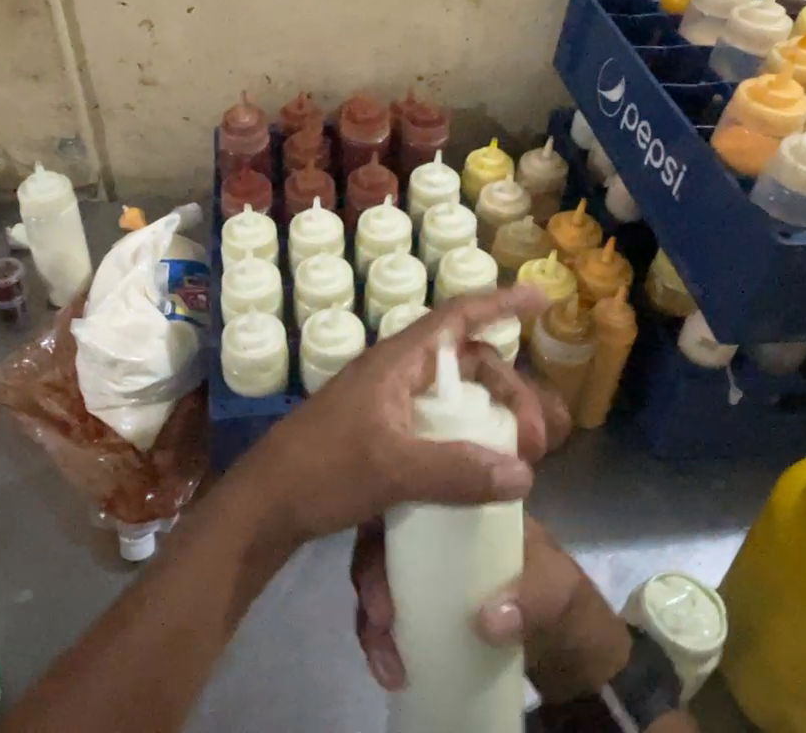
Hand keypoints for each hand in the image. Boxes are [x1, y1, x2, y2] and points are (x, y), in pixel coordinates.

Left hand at [231, 287, 552, 549]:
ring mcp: (389, 406)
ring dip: (492, 417)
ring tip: (520, 459)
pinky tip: (483, 471)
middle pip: (467, 363)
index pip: (456, 318)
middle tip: (536, 440)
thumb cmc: (321, 471)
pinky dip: (469, 440)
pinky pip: (440, 426)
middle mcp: (396, 375)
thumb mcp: (391, 469)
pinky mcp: (384, 437)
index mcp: (397, 362)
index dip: (499, 304)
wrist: (265, 505)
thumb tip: (523, 473)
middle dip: (510, 391)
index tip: (540, 301)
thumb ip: (457, 470)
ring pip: (456, 396)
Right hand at [354, 514, 630, 701]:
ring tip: (385, 659)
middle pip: (384, 539)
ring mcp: (428, 573)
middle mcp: (437, 532)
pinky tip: (387, 669)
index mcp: (466, 507)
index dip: (387, 517)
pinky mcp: (425, 610)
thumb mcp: (559, 591)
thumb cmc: (566, 601)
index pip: (414, 493)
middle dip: (370, 576)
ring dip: (370, 617)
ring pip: (379, 580)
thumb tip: (486, 621)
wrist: (575, 654)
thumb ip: (532, 599)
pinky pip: (389, 618)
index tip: (382, 560)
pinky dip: (381, 641)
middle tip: (379, 616)